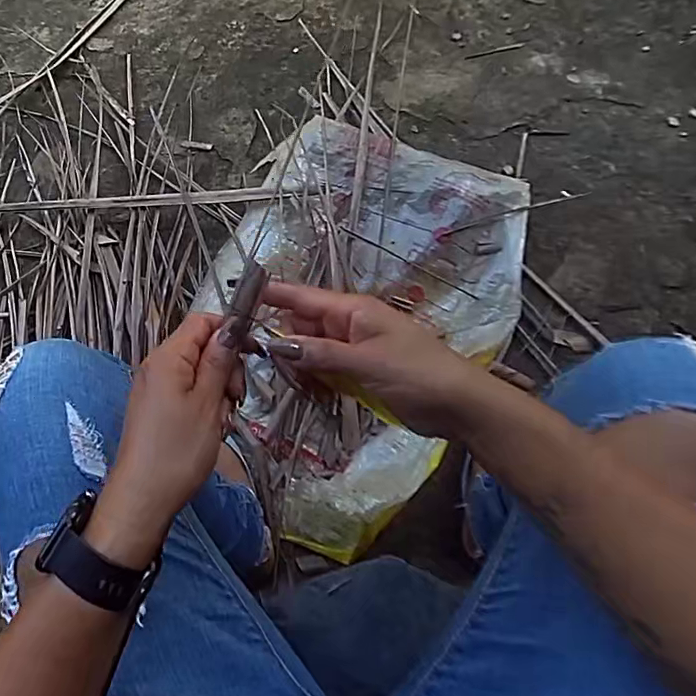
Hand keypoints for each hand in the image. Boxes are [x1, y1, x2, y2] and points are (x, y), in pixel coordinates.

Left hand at [87, 312, 240, 567]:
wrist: (142, 501)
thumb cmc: (177, 451)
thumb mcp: (208, 401)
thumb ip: (220, 360)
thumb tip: (232, 327)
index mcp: (167, 357)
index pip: (202, 320)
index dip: (230, 330)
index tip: (251, 353)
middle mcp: (157, 366)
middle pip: (203, 345)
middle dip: (227, 365)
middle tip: (234, 397)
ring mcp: (155, 387)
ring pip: (200, 370)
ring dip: (219, 388)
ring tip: (222, 417)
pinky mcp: (157, 407)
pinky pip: (189, 390)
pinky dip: (206, 403)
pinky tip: (211, 426)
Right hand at [261, 281, 496, 439]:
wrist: (456, 403)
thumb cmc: (415, 372)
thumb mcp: (366, 361)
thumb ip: (321, 354)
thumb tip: (277, 344)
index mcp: (354, 311)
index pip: (305, 297)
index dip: (274, 294)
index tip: (240, 292)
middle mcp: (350, 325)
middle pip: (304, 325)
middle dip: (281, 338)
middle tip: (251, 356)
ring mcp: (355, 350)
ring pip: (312, 350)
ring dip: (297, 364)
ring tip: (279, 379)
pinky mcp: (359, 373)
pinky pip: (326, 370)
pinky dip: (314, 379)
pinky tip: (302, 390)